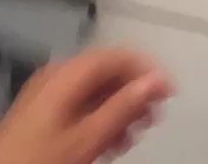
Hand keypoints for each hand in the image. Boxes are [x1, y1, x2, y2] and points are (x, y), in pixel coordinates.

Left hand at [0, 48, 174, 163]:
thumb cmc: (42, 161)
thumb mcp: (87, 139)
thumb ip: (124, 107)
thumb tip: (158, 79)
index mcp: (69, 72)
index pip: (118, 55)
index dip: (148, 69)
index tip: (170, 93)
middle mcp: (58, 74)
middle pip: (106, 72)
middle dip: (134, 91)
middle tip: (156, 117)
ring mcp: (45, 94)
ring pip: (93, 91)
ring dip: (118, 108)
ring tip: (136, 134)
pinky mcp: (38, 115)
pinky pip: (78, 106)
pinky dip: (99, 118)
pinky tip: (110, 141)